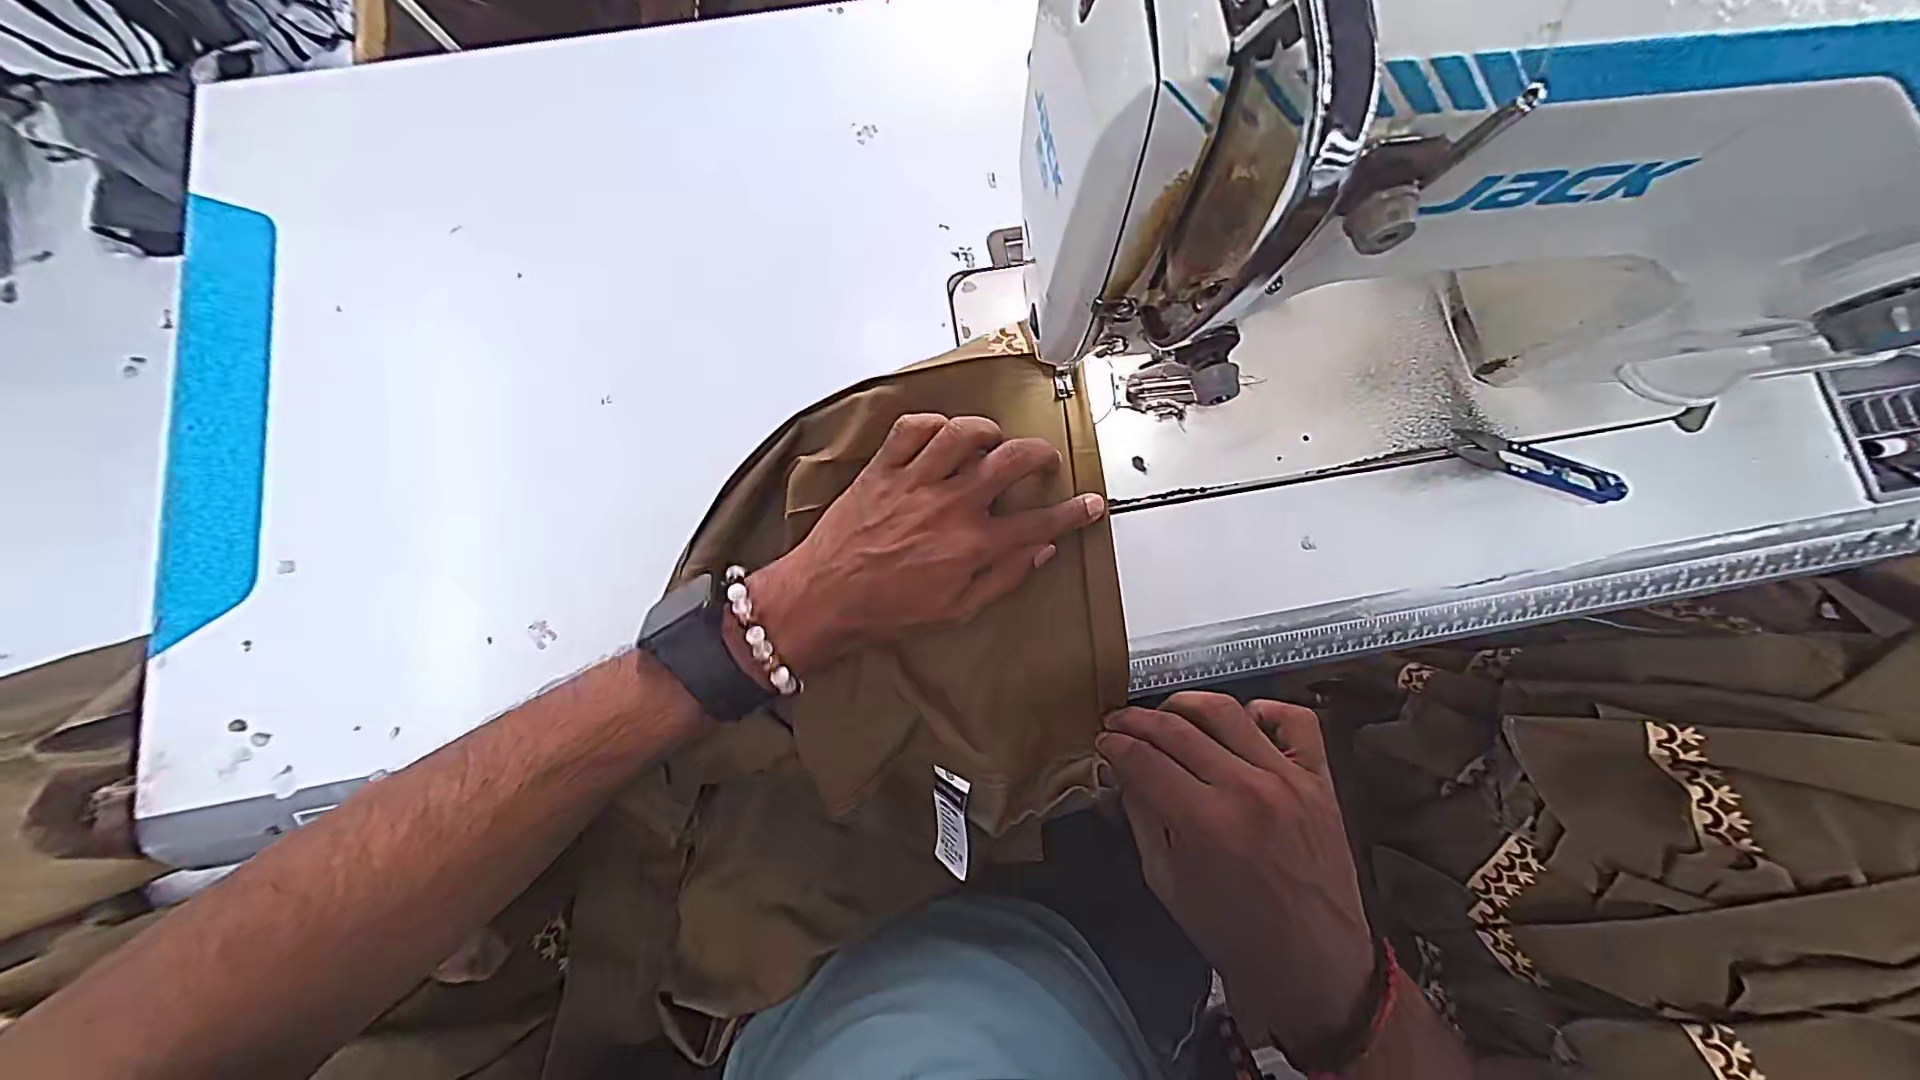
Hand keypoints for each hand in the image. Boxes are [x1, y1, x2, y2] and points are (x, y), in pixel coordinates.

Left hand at [741, 413, 1105, 673]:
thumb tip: (1037, 554)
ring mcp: (914, 482)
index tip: (1088, 504)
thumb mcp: (955, 611)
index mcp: (971, 545)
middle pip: (1011, 461)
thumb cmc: (884, 611)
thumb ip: (1003, 578)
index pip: (1039, 522)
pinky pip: (911, 429)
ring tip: (993, 441)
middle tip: (1043, 460)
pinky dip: (932, 424)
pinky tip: (940, 436)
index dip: (1073, 512)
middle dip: (1040, 454)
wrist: (823, 599)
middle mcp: (949, 506)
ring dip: (988, 431)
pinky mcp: (882, 470)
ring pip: (964, 433)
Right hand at [1098, 692, 1374, 1055]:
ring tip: (1167, 715)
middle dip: (1136, 719)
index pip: (1143, 759)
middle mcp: (1247, 790)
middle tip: (1119, 722)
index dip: (1114, 744)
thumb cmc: (1233, 933)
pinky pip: (1295, 721)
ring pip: (1225, 710)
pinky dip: (1264, 710)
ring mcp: (1289, 780)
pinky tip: (1242, 721)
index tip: (1103, 741)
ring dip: (1184, 704)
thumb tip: (1121, 770)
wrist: (1316, 970)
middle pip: (1175, 728)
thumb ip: (1141, 816)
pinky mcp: (1321, 781)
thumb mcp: (1166, 881)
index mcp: (1205, 823)